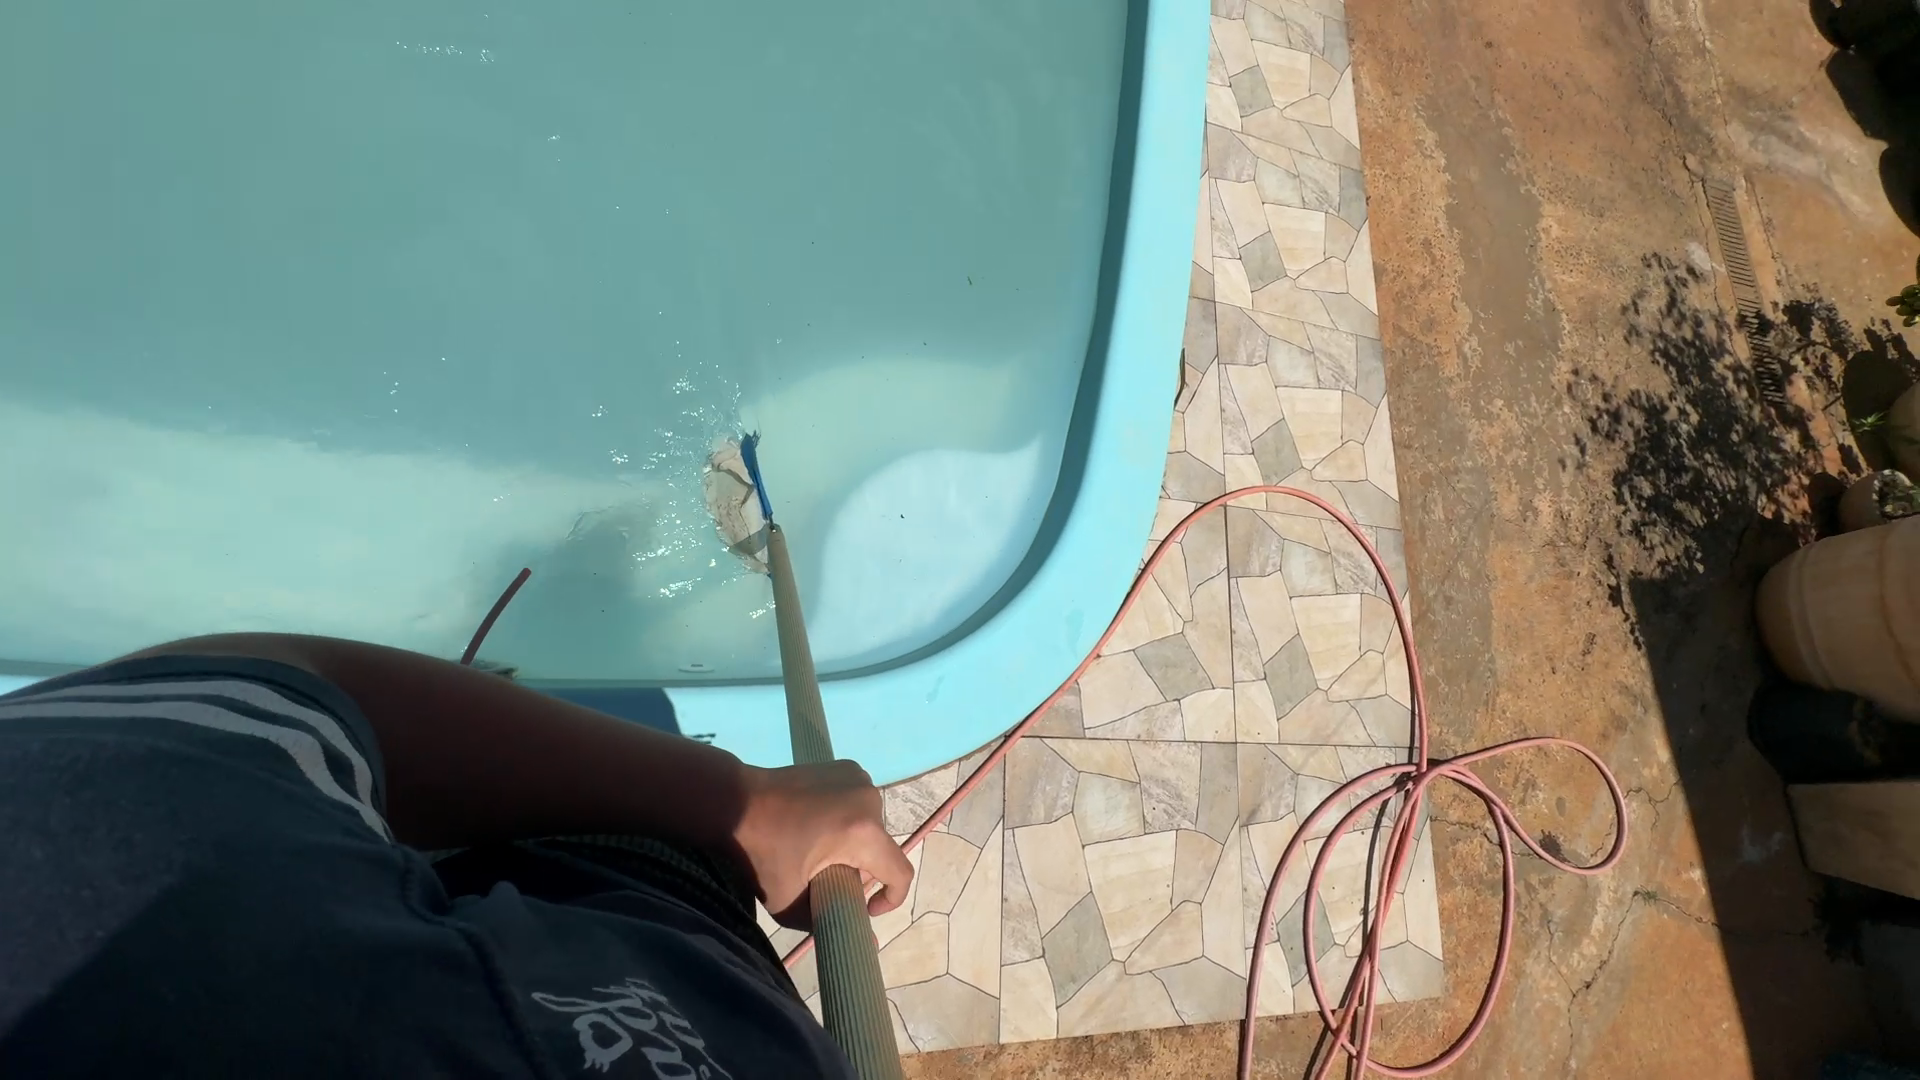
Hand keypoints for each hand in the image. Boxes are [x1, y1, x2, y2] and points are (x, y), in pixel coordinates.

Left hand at [733, 760, 914, 929]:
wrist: (735, 802)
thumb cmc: (761, 856)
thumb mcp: (791, 903)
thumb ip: (831, 924)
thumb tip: (868, 947)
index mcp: (862, 833)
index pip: (900, 872)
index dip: (891, 898)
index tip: (864, 909)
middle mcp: (870, 799)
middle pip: (882, 849)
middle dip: (862, 871)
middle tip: (828, 880)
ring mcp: (860, 777)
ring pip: (872, 827)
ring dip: (855, 845)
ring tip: (820, 852)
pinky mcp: (847, 767)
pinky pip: (860, 805)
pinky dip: (848, 820)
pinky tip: (818, 826)